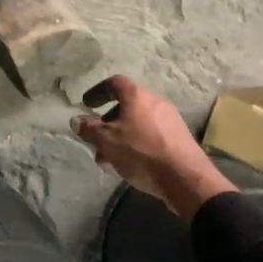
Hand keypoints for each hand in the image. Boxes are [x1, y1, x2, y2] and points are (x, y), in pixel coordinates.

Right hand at [72, 76, 235, 218]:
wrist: (186, 178)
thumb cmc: (141, 152)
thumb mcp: (107, 141)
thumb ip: (89, 129)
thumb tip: (76, 120)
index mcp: (137, 95)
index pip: (114, 83)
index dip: (98, 92)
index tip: (87, 104)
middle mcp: (155, 101)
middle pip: (126, 105)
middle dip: (108, 122)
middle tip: (97, 138)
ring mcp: (170, 120)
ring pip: (138, 123)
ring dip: (121, 136)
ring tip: (110, 158)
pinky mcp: (179, 138)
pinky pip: (151, 135)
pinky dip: (137, 143)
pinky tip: (130, 164)